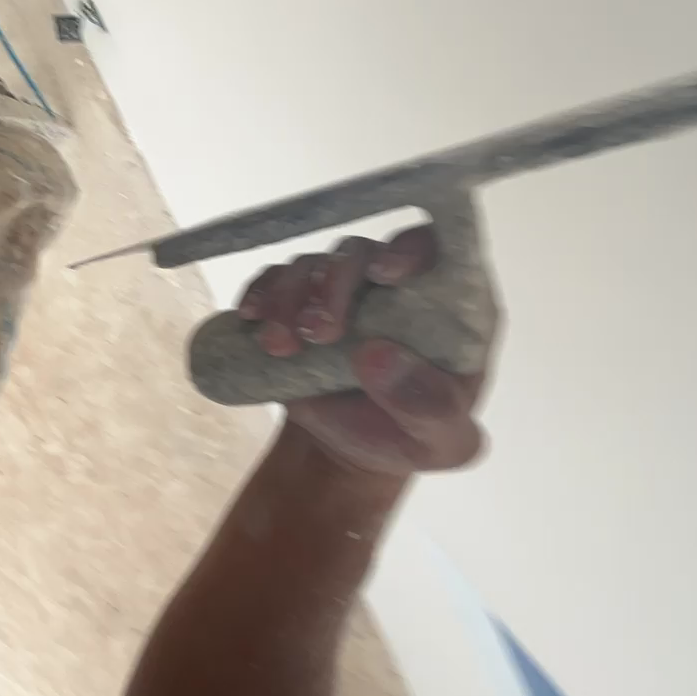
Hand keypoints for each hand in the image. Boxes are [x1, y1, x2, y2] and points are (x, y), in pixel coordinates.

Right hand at [236, 226, 487, 475]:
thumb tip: (377, 354)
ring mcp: (339, 290)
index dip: (411, 250)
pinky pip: (272, 277)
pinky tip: (251, 318)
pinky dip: (259, 293)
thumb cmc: (406, 438)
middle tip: (316, 333)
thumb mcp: (438, 442)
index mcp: (445, 309)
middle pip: (360, 253)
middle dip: (332, 286)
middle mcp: (391, 287)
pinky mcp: (295, 299)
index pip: (440, 250)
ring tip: (278, 345)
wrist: (341, 445)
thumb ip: (427, 405)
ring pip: (311, 264)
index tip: (384, 275)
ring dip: (288, 297)